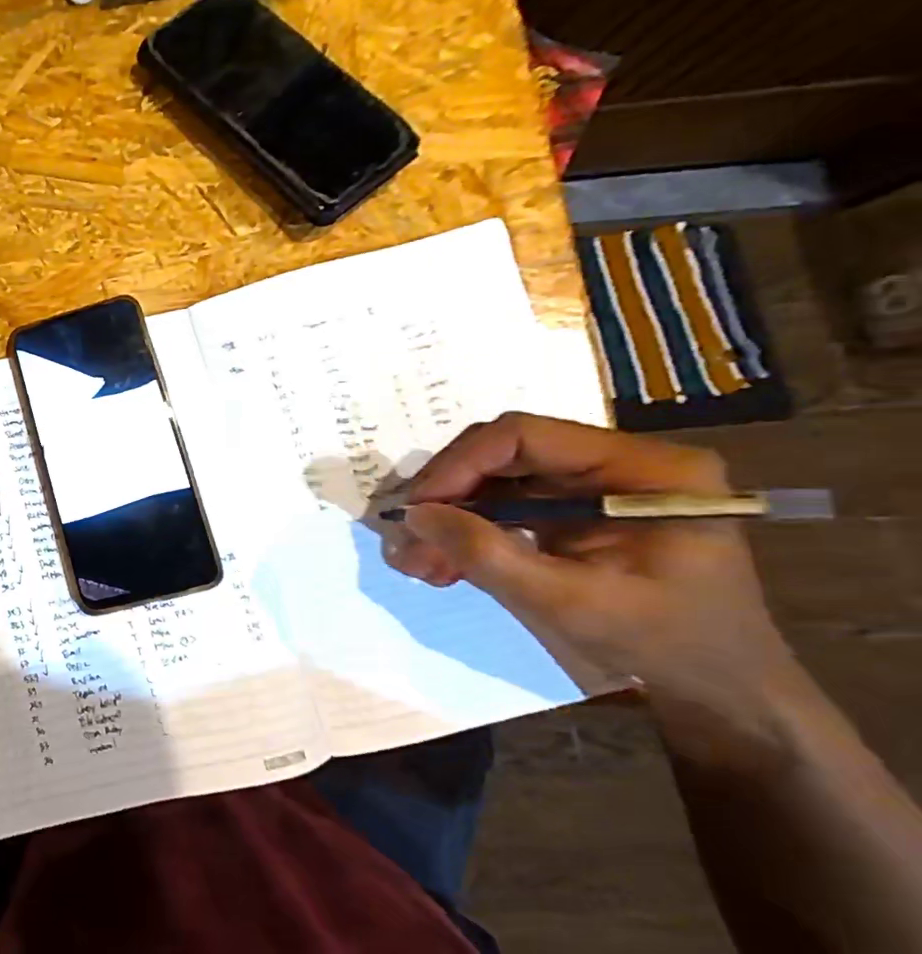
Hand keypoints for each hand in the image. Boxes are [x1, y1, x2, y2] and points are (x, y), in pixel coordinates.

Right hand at [386, 413, 798, 725]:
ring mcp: (596, 486)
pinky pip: (505, 505)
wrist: (724, 694)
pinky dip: (469, 532)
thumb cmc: (664, 645)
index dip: (459, 466)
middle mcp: (620, 462)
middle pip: (502, 455)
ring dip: (450, 518)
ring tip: (416, 561)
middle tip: (406, 539)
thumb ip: (487, 554)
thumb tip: (414, 514)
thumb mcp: (568, 602)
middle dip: (447, 496)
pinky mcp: (576, 511)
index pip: (524, 436)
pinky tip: (443, 564)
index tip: (418, 510)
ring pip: (495, 480)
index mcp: (645, 468)